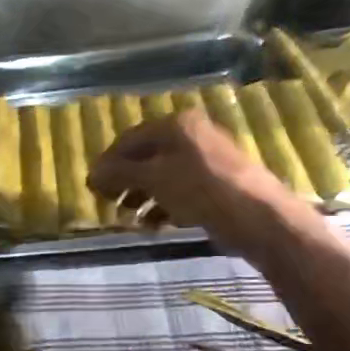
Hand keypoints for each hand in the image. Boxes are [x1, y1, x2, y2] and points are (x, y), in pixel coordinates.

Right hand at [89, 110, 294, 251]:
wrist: (257, 216)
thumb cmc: (201, 190)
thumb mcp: (155, 179)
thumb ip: (121, 173)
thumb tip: (92, 173)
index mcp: (176, 125)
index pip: (130, 139)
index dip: (108, 162)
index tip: (92, 187)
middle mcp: (192, 136)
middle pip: (147, 157)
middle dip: (125, 180)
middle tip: (108, 202)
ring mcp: (207, 161)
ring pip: (163, 176)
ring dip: (142, 195)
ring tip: (128, 217)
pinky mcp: (217, 186)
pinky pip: (180, 192)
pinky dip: (163, 206)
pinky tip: (155, 224)